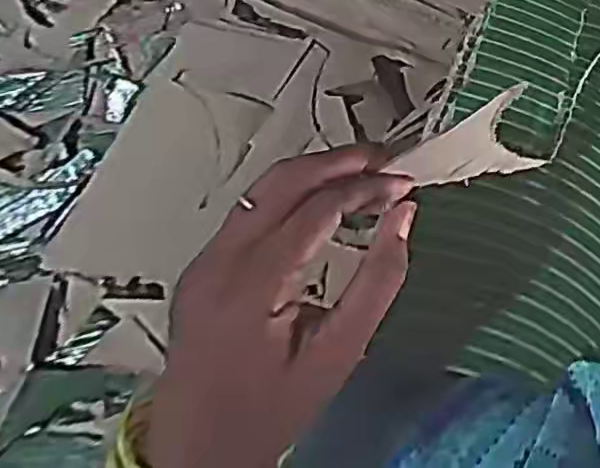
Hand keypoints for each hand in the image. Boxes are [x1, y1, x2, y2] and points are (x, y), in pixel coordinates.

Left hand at [144, 146, 416, 467]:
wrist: (196, 456)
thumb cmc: (270, 410)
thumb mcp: (341, 350)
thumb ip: (381, 278)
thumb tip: (403, 216)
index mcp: (250, 287)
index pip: (318, 207)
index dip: (368, 187)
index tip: (403, 187)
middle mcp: (218, 264)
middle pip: (286, 179)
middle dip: (344, 161)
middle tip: (387, 161)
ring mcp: (205, 261)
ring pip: (267, 185)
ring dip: (321, 170)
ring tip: (365, 172)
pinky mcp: (204, 264)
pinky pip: (256, 205)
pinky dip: (299, 190)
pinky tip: (330, 198)